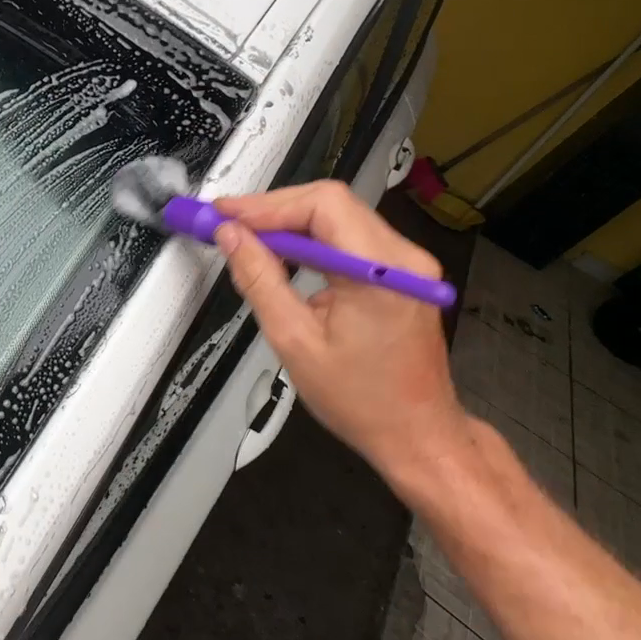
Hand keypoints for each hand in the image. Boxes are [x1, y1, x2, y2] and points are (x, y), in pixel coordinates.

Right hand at [213, 181, 468, 477]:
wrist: (418, 436)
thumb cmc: (358, 399)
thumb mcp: (293, 339)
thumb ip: (258, 278)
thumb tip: (229, 234)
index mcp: (381, 273)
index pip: (322, 205)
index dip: (266, 204)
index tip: (223, 215)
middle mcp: (403, 258)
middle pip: (329, 203)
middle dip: (271, 209)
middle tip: (225, 224)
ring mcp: (406, 264)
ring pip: (336, 215)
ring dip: (285, 221)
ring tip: (242, 237)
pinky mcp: (399, 273)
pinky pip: (346, 236)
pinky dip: (306, 237)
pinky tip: (277, 251)